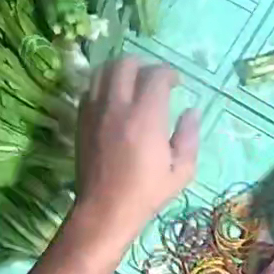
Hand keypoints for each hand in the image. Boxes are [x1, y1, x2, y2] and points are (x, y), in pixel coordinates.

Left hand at [71, 56, 199, 247]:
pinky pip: (90, 88)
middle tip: (154, 78)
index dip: (169, 73)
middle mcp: (118, 106)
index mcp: (146, 117)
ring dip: (121, 69)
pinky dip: (104, 84)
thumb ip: (189, 137)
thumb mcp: (181, 172)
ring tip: (132, 81)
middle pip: (126, 63)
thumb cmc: (146, 193)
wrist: (104, 210)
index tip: (177, 83)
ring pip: (103, 70)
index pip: (156, 75)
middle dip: (144, 64)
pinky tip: (114, 97)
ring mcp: (95, 111)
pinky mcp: (81, 120)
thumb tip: (192, 112)